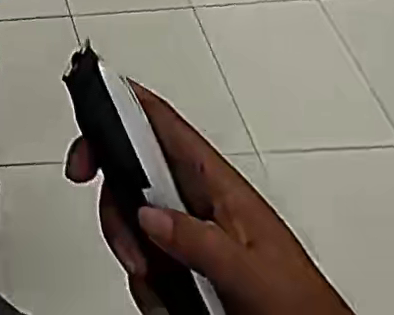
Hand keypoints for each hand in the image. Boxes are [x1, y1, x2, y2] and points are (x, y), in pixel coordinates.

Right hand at [65, 82, 350, 314]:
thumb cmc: (306, 307)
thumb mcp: (251, 271)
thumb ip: (197, 237)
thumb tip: (148, 213)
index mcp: (215, 180)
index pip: (158, 120)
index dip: (120, 99)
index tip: (88, 100)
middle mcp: (196, 197)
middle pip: (130, 165)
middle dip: (111, 187)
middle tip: (101, 203)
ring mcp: (187, 228)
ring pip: (130, 211)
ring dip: (127, 241)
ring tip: (152, 275)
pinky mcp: (180, 259)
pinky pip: (140, 250)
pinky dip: (142, 274)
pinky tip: (165, 293)